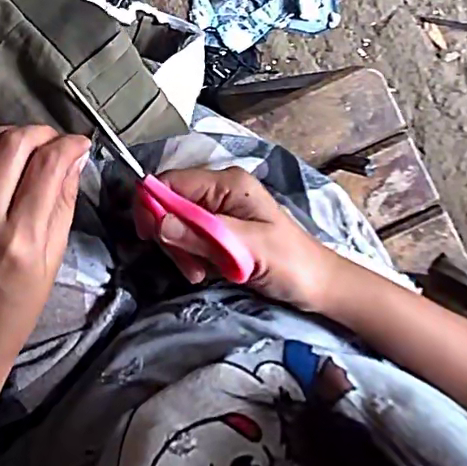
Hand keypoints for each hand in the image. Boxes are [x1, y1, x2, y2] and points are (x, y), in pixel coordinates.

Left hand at [0, 126, 90, 367]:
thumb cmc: (15, 311)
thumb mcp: (53, 262)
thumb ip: (63, 205)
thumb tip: (74, 158)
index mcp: (20, 238)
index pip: (48, 165)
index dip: (70, 144)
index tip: (78, 144)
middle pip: (11, 145)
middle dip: (40, 132)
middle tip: (51, 142)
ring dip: (2, 134)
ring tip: (17, 144)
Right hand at [138, 167, 345, 312]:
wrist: (317, 284)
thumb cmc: (290, 262)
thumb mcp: (248, 248)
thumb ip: (203, 234)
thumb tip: (161, 222)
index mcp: (228, 183)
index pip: (172, 181)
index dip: (153, 204)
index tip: (149, 236)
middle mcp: (220, 190)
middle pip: (170, 202)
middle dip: (170, 234)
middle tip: (189, 265)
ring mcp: (220, 209)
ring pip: (176, 223)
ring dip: (181, 250)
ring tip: (201, 272)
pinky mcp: (220, 229)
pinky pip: (189, 237)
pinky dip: (190, 255)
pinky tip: (206, 271)